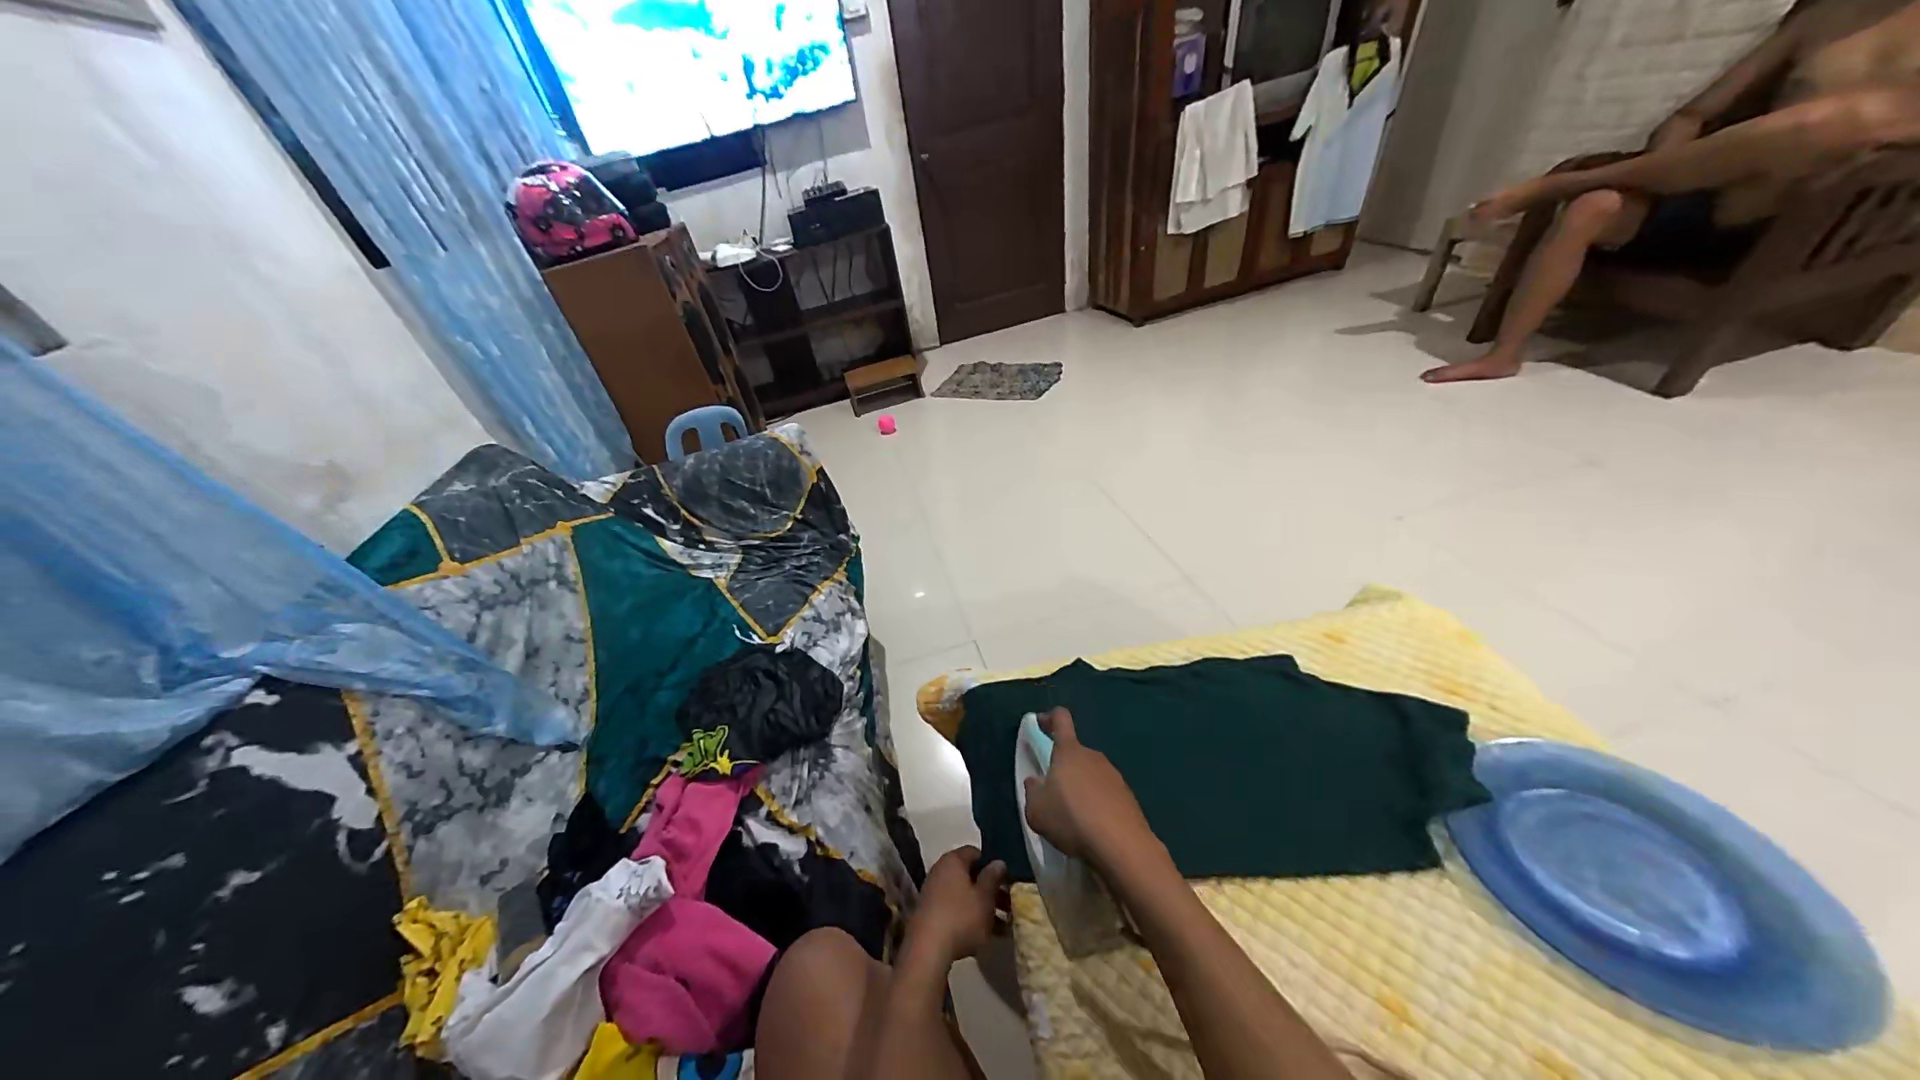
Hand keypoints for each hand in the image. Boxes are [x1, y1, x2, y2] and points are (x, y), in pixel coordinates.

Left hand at [910, 847, 1006, 962]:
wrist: (927, 950)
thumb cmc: (961, 917)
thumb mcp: (984, 897)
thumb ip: (993, 877)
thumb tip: (998, 862)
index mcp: (953, 860)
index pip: (976, 853)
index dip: (993, 864)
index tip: (1007, 879)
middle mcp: (940, 871)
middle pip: (970, 875)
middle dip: (990, 889)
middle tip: (1009, 904)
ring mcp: (933, 893)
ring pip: (964, 894)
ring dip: (983, 906)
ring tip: (1003, 925)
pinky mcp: (930, 914)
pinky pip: (955, 909)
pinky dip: (970, 917)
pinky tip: (985, 934)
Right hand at [1021, 708, 1156, 869]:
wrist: (1121, 846)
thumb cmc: (1071, 819)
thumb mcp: (1036, 809)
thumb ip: (1032, 791)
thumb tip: (1036, 781)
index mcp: (1069, 752)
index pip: (1061, 719)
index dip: (1049, 718)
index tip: (1040, 724)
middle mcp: (1093, 757)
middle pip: (1075, 753)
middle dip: (1063, 768)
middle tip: (1052, 793)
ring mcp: (1114, 776)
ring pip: (1091, 774)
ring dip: (1080, 788)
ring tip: (1072, 816)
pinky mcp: (1128, 797)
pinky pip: (1105, 794)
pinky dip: (1096, 804)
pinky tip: (1091, 827)